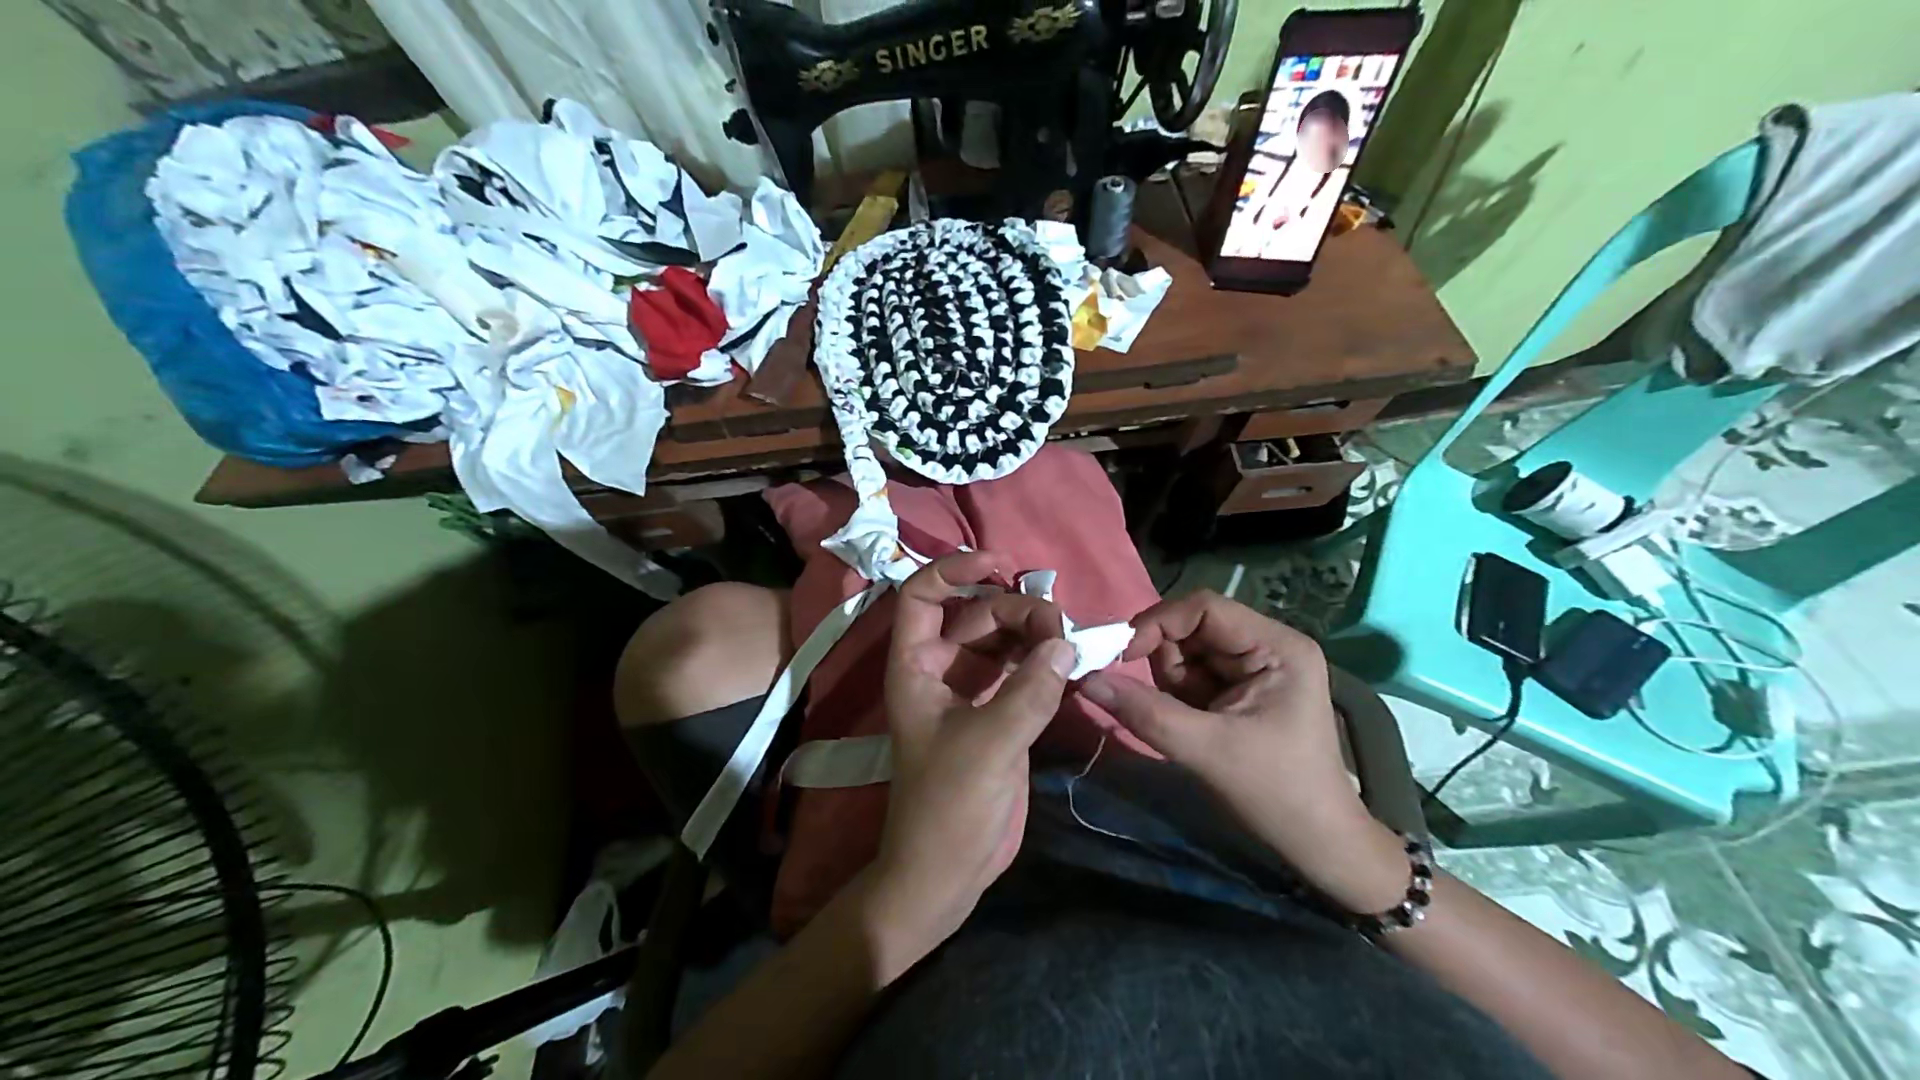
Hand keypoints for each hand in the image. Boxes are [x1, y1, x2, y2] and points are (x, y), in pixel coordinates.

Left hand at [866, 552, 1076, 974]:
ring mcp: (971, 692)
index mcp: (916, 666)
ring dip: (1033, 633)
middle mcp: (941, 670)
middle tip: (1059, 626)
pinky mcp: (997, 713)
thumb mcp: (990, 742)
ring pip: (1002, 641)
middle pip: (975, 614)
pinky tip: (1070, 660)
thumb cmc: (950, 804)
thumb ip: (1030, 689)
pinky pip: (1020, 671)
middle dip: (1015, 610)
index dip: (954, 571)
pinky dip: (1043, 662)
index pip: (922, 596)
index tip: (1000, 566)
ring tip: (1070, 640)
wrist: (946, 872)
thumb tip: (1066, 643)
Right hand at [1078, 590, 1405, 912]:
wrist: (1317, 844)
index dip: (1158, 624)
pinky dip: (1175, 697)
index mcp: (1277, 647)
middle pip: (1191, 628)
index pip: (1204, 608)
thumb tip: (1086, 680)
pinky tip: (1189, 726)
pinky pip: (1190, 676)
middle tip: (1154, 702)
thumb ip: (1145, 712)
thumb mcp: (1206, 751)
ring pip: (1185, 652)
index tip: (1122, 656)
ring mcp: (1253, 668)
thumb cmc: (1275, 793)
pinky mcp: (1239, 689)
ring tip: (1185, 723)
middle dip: (1162, 661)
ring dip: (1167, 683)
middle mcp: (1267, 646)